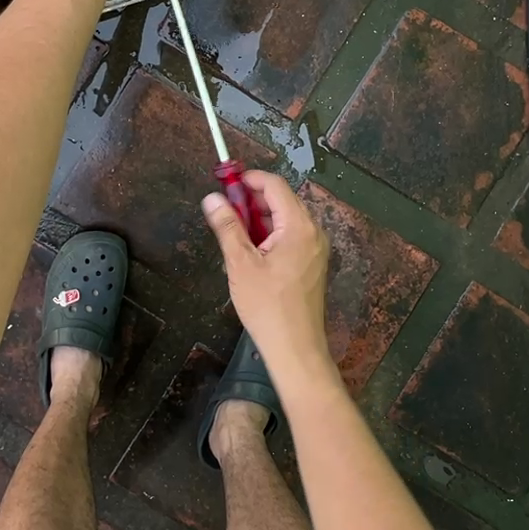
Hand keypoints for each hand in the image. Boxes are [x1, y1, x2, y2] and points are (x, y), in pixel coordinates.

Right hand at [201, 172, 332, 378]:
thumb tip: (212, 198)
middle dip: (252, 201)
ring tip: (235, 237)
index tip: (225, 184)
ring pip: (285, 219)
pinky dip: (270, 236)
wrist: (296, 349)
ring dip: (260, 220)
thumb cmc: (267, 306)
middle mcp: (313, 231)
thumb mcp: (240, 263)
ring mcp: (316, 249)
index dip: (249, 179)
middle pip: (282, 200)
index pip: (275, 185)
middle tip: (226, 212)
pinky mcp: (313, 264)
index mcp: (299, 226)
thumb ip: (227, 226)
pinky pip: (291, 237)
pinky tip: (252, 255)